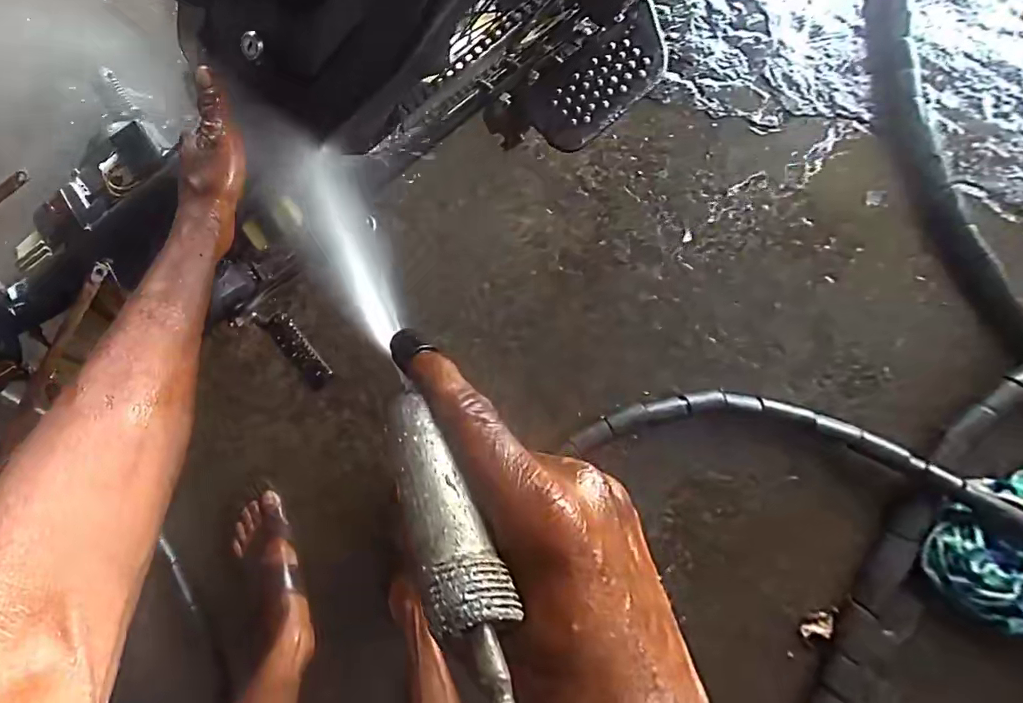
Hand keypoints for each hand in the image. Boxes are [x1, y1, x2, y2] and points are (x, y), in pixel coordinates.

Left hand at [177, 65, 245, 256]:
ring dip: (217, 137)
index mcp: (192, 137)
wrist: (211, 223)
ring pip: (208, 146)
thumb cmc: (215, 182)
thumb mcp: (220, 136)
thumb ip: (214, 106)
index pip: (199, 108)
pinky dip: (223, 156)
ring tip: (231, 126)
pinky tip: (232, 160)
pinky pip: (216, 163)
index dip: (209, 96)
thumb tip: (203, 71)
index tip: (217, 83)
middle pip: (202, 128)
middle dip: (213, 118)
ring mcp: (198, 171)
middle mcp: (191, 152)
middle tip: (226, 103)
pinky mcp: (209, 186)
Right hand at [406, 351, 707, 702]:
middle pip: (489, 451)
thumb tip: (406, 542)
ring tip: (493, 569)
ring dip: (487, 501)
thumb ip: (436, 576)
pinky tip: (520, 569)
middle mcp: (586, 492)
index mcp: (553, 517)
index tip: (416, 353)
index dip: (439, 385)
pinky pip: (543, 488)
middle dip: (453, 477)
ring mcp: (607, 499)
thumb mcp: (490, 639)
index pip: (479, 427)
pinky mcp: (616, 512)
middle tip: (440, 533)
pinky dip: (517, 511)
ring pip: (514, 472)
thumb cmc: (587, 695)